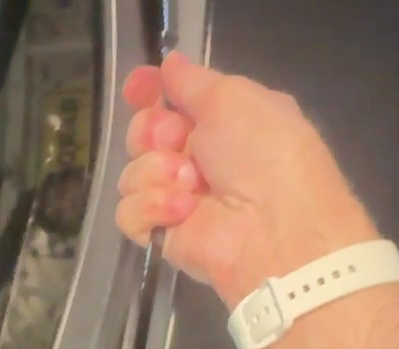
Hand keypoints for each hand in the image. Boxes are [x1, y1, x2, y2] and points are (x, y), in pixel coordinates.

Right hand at [115, 52, 379, 309]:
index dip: (149, 93)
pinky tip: (182, 212)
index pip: (169, 102)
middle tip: (176, 143)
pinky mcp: (160, 235)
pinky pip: (127, 213)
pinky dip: (151, 207)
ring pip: (131, 174)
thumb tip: (169, 64)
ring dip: (157, 173)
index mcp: (219, 122)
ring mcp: (174, 199)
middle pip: (142, 136)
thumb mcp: (233, 98)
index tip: (137, 86)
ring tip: (192, 186)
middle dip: (152, 133)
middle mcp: (195, 159)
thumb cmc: (263, 152)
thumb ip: (193, 83)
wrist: (271, 226)